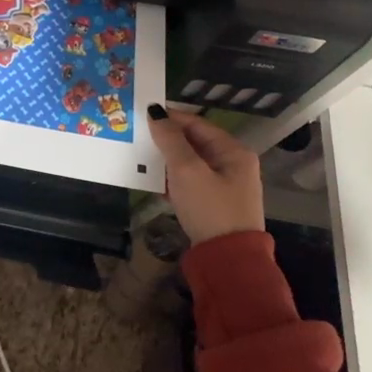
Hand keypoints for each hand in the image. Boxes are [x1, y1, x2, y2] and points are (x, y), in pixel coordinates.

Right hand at [147, 104, 264, 242]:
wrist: (228, 259)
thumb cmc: (209, 208)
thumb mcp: (186, 170)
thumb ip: (170, 140)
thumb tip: (155, 112)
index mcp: (233, 151)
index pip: (197, 123)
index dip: (169, 117)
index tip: (142, 115)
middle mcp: (233, 164)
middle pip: (194, 142)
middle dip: (167, 140)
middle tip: (138, 137)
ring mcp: (226, 185)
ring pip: (191, 162)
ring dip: (168, 160)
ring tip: (141, 158)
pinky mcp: (216, 203)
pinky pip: (191, 181)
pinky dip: (174, 179)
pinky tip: (156, 183)